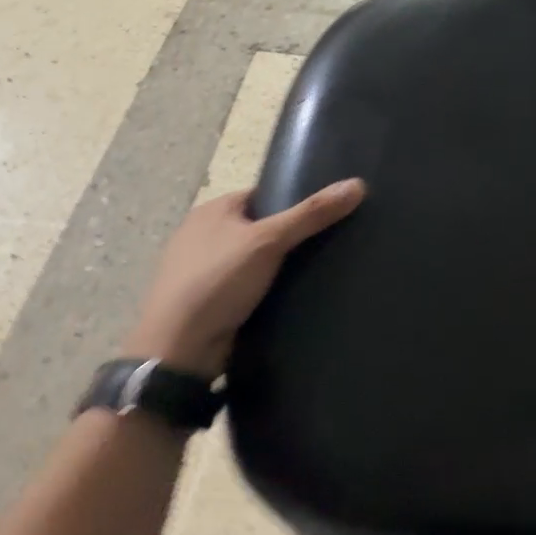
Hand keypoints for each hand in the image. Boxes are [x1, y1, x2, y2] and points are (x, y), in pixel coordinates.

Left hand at [122, 180, 365, 378]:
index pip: (263, 194)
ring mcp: (198, 270)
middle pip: (258, 226)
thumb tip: (358, 184)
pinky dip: (262, 288)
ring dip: (275, 265)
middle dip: (288, 235)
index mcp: (211, 210)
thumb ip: (312, 213)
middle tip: (327, 242)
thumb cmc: (217, 282)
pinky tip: (286, 296)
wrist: (177, 350)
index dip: (294, 200)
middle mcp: (200, 234)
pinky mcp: (203, 301)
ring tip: (315, 269)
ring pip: (251, 258)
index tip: (326, 213)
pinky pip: (242, 285)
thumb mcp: (269, 241)